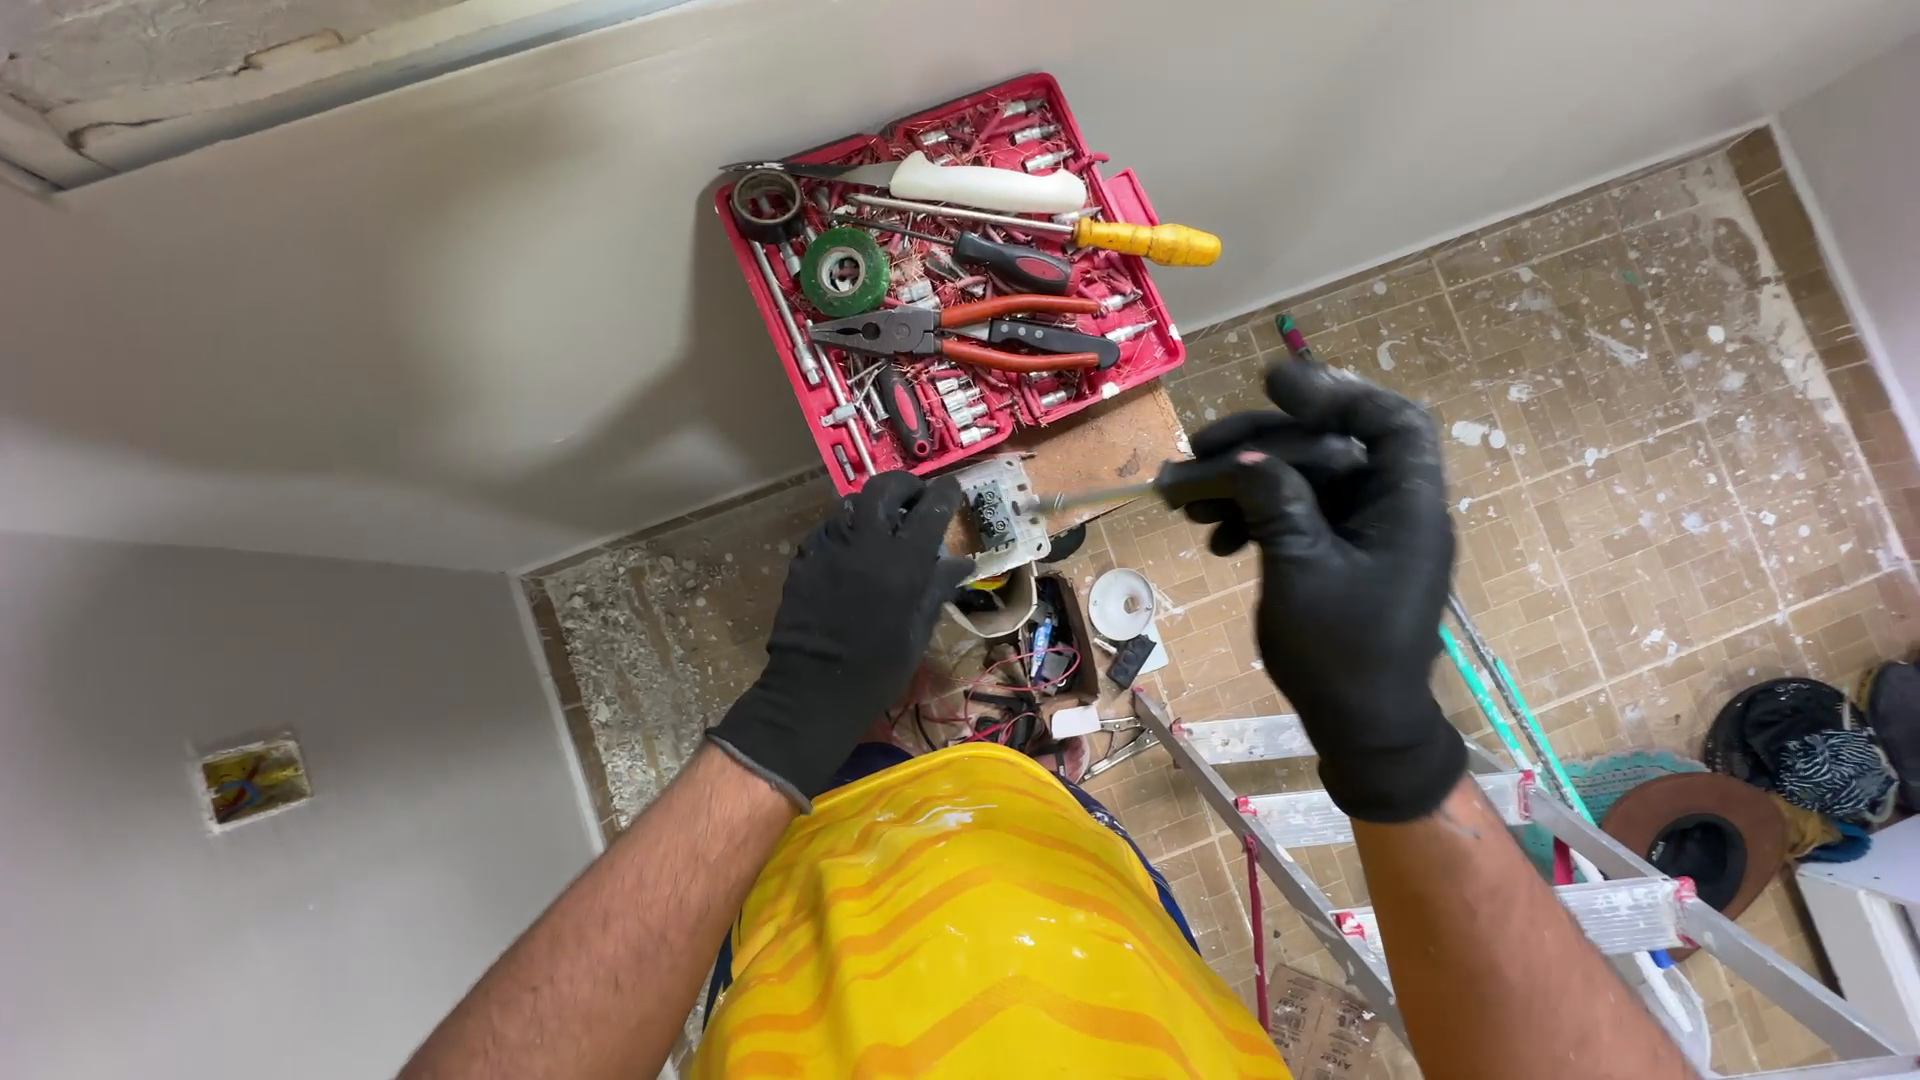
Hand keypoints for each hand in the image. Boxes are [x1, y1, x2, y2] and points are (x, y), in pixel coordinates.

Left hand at [707, 471, 973, 807]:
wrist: (813, 689)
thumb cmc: (877, 669)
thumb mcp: (918, 631)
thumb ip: (938, 588)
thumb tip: (963, 561)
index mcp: (903, 564)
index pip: (931, 510)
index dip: (945, 493)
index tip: (953, 488)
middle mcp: (866, 544)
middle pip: (884, 489)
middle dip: (904, 485)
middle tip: (915, 497)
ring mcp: (830, 547)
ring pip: (852, 505)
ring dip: (873, 506)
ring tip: (884, 524)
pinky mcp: (805, 558)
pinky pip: (829, 529)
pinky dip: (847, 529)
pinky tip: (853, 550)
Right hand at [1181, 362, 1463, 821]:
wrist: (1357, 725)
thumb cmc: (1340, 654)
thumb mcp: (1300, 570)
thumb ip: (1275, 504)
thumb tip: (1240, 459)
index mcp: (1406, 507)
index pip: (1390, 422)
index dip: (1337, 393)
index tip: (1274, 387)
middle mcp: (1388, 509)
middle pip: (1327, 447)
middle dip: (1259, 445)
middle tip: (1198, 447)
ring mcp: (1360, 533)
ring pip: (1300, 481)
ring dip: (1243, 482)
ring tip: (1185, 497)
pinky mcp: (1334, 554)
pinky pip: (1292, 515)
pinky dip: (1252, 518)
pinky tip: (1214, 540)